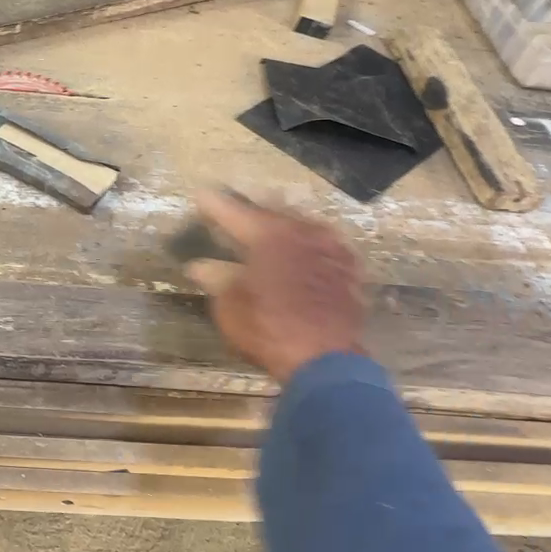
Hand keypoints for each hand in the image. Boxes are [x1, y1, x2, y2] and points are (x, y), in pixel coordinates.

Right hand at [183, 190, 365, 383]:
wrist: (324, 357)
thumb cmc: (267, 328)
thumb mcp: (230, 305)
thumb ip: (218, 279)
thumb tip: (200, 266)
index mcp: (271, 235)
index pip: (235, 213)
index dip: (216, 206)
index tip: (202, 194)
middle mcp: (305, 232)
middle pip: (275, 212)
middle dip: (255, 209)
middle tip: (241, 206)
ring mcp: (333, 250)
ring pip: (304, 227)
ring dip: (286, 225)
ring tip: (273, 225)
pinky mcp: (350, 271)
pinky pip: (324, 248)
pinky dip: (308, 248)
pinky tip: (304, 254)